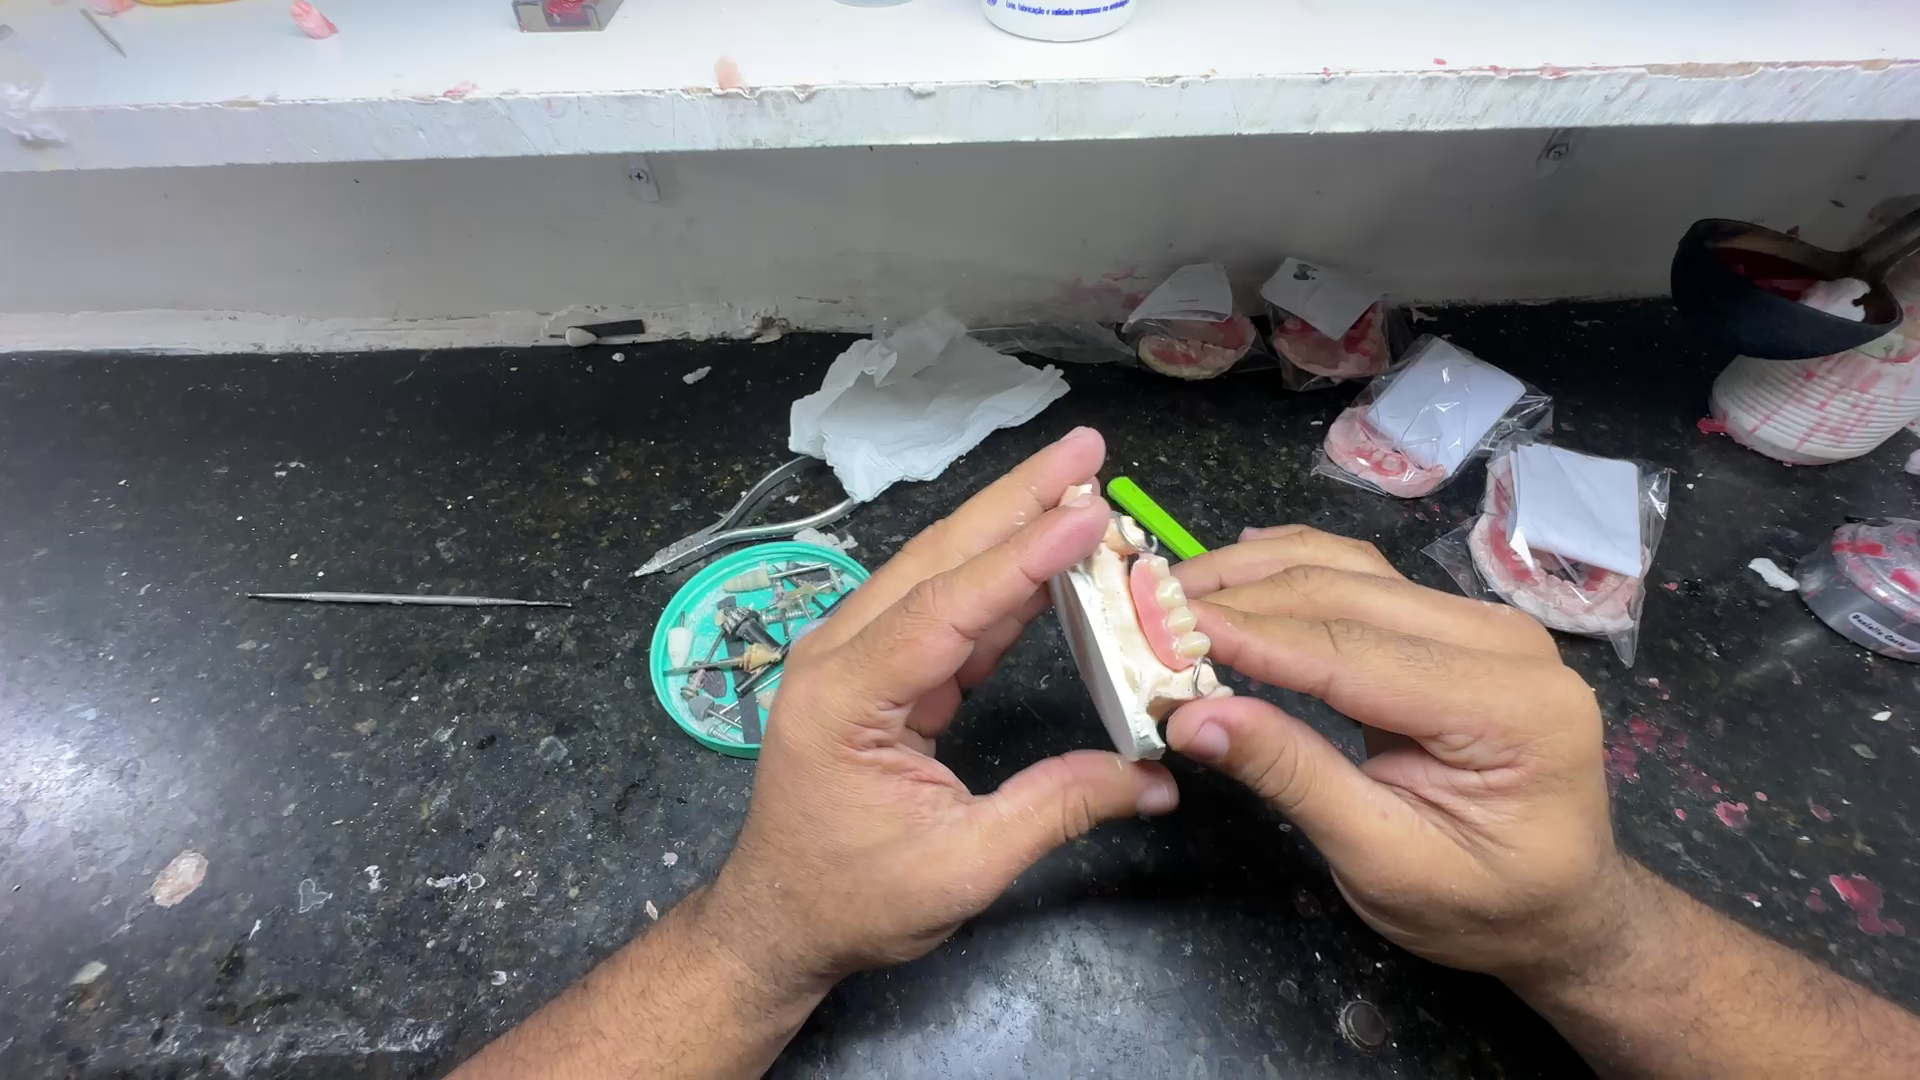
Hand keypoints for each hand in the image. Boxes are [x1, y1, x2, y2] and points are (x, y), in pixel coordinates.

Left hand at [704, 427, 1180, 992]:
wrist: (781, 915)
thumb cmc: (852, 899)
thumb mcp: (960, 866)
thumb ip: (1056, 809)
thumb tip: (1156, 781)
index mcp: (844, 695)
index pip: (945, 609)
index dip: (1022, 559)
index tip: (1088, 512)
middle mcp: (845, 652)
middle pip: (939, 558)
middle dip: (1016, 499)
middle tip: (1085, 449)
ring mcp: (863, 654)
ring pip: (945, 571)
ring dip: (1013, 525)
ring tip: (1078, 485)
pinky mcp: (887, 668)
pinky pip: (952, 613)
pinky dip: (1005, 582)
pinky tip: (1049, 555)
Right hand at [1164, 526, 1627, 984]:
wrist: (1563, 906)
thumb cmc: (1484, 904)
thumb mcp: (1383, 861)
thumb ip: (1291, 776)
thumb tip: (1191, 718)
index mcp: (1508, 708)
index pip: (1346, 650)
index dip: (1244, 636)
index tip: (1160, 627)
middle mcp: (1502, 640)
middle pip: (1339, 592)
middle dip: (1233, 597)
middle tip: (1150, 609)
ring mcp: (1480, 621)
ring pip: (1343, 565)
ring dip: (1251, 570)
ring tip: (1177, 585)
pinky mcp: (1450, 620)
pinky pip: (1359, 570)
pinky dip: (1289, 560)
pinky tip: (1242, 555)